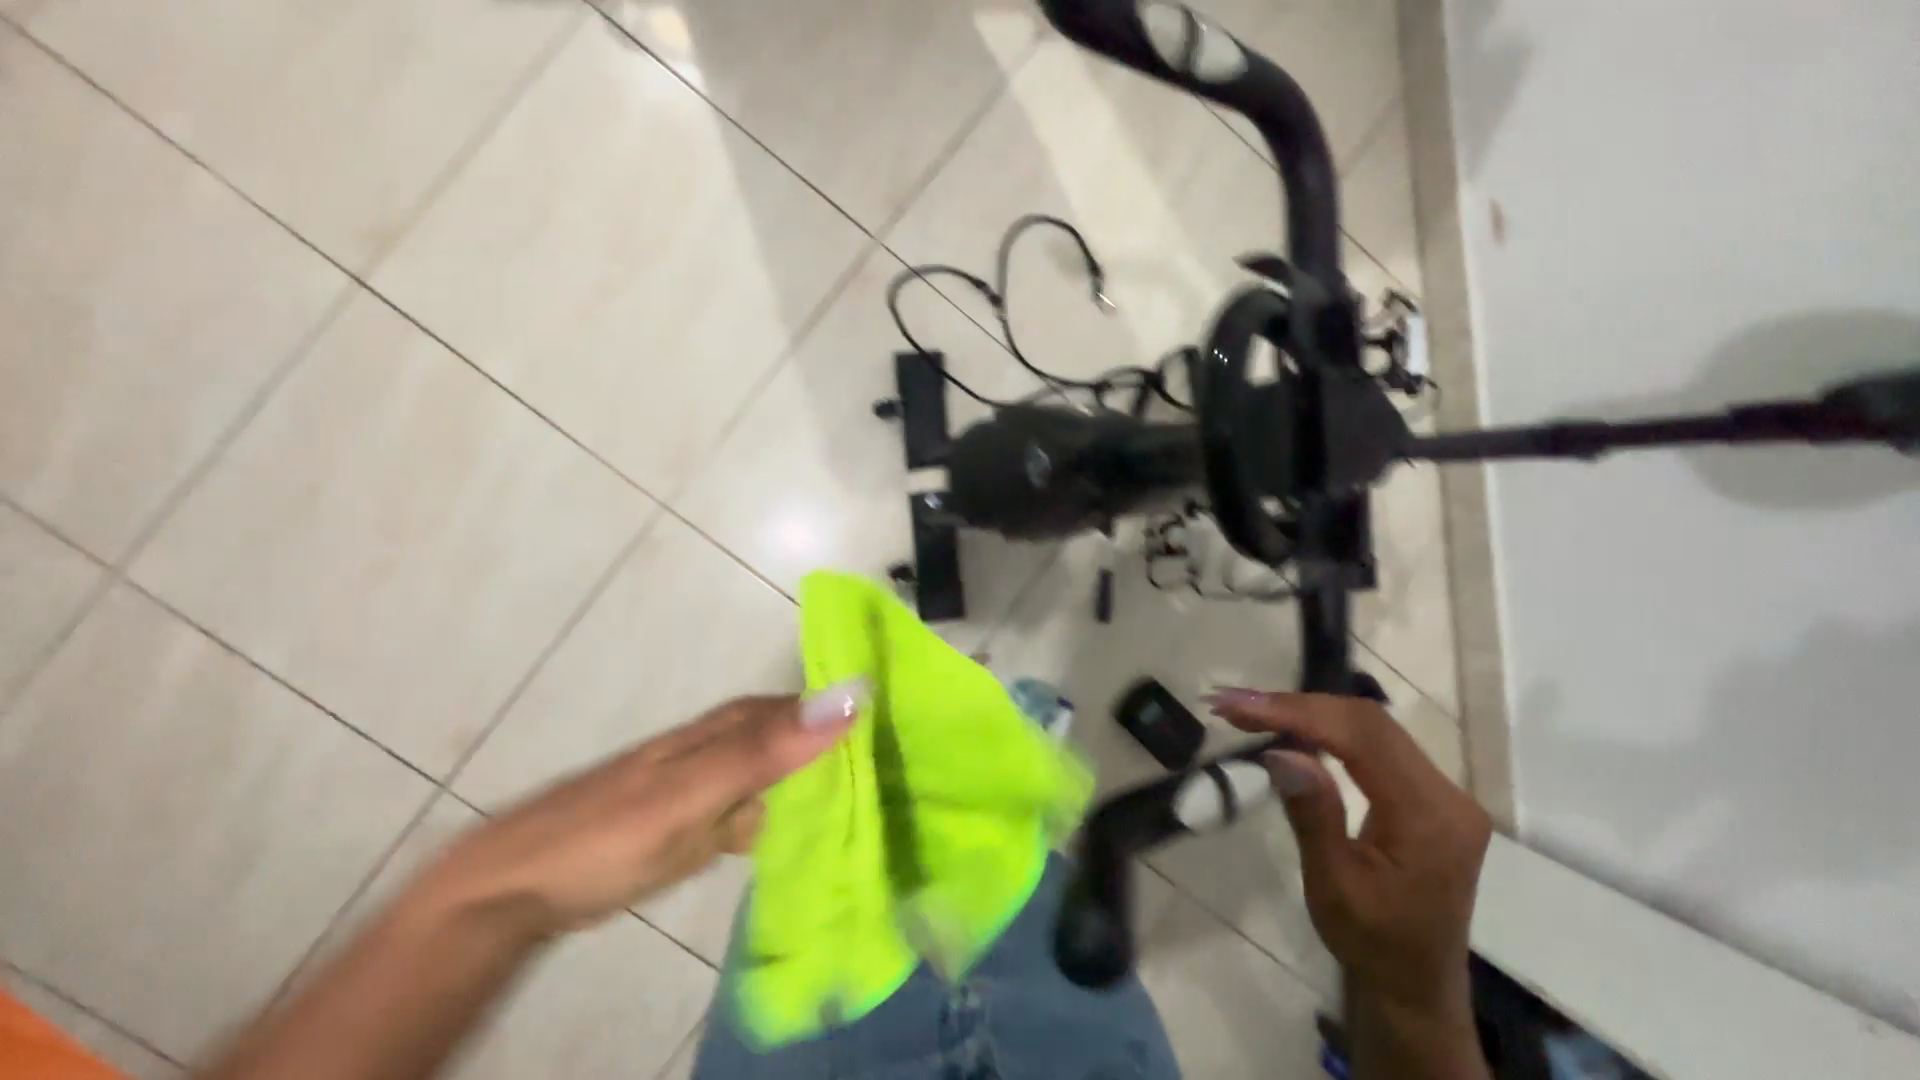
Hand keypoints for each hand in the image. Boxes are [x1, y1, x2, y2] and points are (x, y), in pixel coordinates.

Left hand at [424, 681, 866, 938]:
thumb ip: (766, 750)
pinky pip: (749, 809)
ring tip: (862, 802)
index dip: (846, 710)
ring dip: (811, 781)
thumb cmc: (608, 834)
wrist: (513, 887)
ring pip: (771, 773)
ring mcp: (697, 789)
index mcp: (720, 732)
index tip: (902, 726)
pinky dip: (779, 816)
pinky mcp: (685, 826)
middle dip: (835, 746)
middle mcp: (713, 750)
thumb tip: (850, 694)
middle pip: (788, 737)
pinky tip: (794, 835)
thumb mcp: (693, 792)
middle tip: (892, 771)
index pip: (800, 709)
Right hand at [1206, 691, 1491, 1014]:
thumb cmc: (1370, 943)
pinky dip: (1329, 730)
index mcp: (1429, 817)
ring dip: (1310, 713)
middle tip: (1233, 705)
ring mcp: (1444, 792)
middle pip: (1370, 723)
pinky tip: (1292, 729)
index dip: (1299, 713)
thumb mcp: (1332, 886)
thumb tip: (1280, 752)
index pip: (1363, 739)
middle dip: (1298, 706)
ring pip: (1373, 728)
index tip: (1239, 706)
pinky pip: (1378, 745)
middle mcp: (1448, 794)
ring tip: (1251, 711)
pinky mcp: (1430, 795)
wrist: (1414, 984)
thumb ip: (1313, 814)